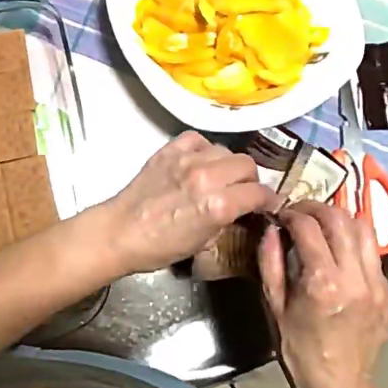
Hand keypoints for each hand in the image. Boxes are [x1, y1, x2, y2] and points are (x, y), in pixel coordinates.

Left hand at [99, 131, 275, 274]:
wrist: (120, 232)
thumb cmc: (160, 247)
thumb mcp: (204, 242)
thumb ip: (228, 220)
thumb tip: (241, 209)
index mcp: (218, 205)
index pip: (259, 192)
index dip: (267, 200)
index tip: (265, 204)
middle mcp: (207, 176)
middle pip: (248, 165)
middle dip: (250, 180)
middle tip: (242, 191)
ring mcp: (187, 159)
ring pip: (226, 150)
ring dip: (228, 165)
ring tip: (219, 177)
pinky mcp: (169, 150)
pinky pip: (198, 139)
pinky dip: (204, 149)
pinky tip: (199, 162)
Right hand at [259, 200, 387, 387]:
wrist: (339, 387)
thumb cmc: (299, 349)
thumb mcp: (275, 305)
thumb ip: (271, 261)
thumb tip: (271, 227)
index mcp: (323, 283)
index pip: (309, 227)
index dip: (292, 214)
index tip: (282, 215)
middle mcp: (356, 279)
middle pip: (341, 220)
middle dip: (317, 208)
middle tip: (301, 211)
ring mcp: (378, 286)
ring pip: (365, 229)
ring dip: (341, 219)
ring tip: (323, 224)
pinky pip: (373, 255)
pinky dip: (355, 245)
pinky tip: (340, 253)